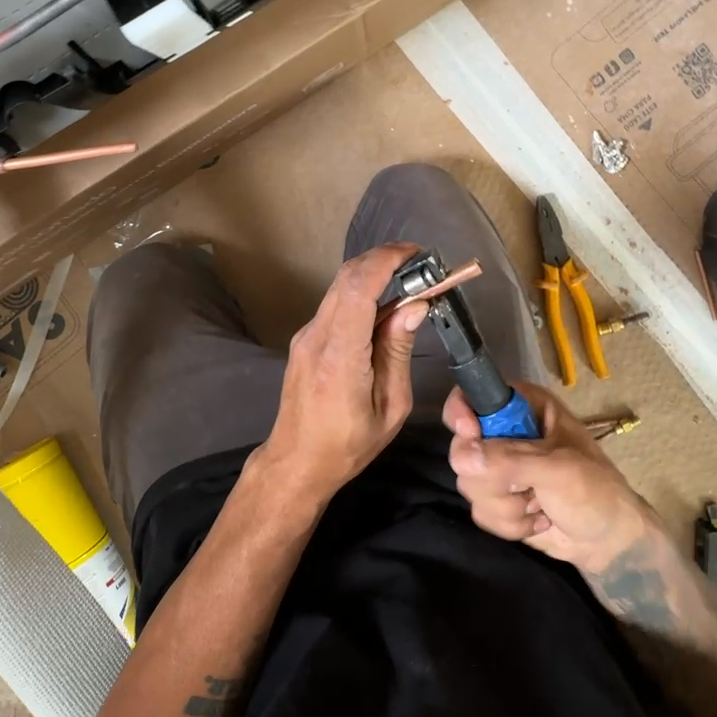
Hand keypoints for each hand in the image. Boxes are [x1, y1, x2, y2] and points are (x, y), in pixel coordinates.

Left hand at [257, 242, 427, 503]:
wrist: (296, 462)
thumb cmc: (348, 445)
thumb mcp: (390, 406)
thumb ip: (399, 352)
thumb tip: (415, 306)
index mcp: (340, 356)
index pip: (357, 289)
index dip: (385, 261)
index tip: (416, 254)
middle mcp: (317, 336)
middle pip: (346, 277)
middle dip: (384, 260)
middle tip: (420, 264)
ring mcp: (306, 335)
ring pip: (340, 287)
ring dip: (373, 275)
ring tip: (409, 283)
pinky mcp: (305, 339)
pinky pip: (335, 304)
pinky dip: (362, 293)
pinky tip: (386, 307)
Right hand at [444, 383, 659, 573]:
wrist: (611, 542)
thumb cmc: (595, 491)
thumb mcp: (558, 469)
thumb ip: (511, 460)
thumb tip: (463, 457)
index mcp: (523, 407)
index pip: (472, 396)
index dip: (462, 414)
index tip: (470, 435)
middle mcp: (505, 433)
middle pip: (462, 448)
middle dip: (494, 478)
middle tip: (526, 486)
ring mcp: (499, 468)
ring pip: (470, 484)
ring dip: (507, 505)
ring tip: (540, 504)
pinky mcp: (497, 500)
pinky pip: (480, 511)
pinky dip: (509, 523)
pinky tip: (537, 520)